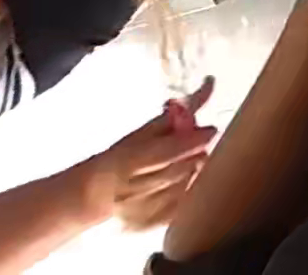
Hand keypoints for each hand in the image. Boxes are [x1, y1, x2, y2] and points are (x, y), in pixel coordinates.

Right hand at [77, 77, 218, 229]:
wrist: (96, 191)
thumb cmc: (128, 152)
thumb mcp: (151, 126)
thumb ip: (184, 107)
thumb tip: (211, 82)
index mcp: (128, 161)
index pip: (170, 151)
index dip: (194, 140)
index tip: (211, 130)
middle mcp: (130, 191)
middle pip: (181, 169)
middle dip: (197, 153)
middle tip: (199, 144)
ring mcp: (137, 212)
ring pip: (185, 186)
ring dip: (194, 170)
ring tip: (188, 161)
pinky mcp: (145, 225)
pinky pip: (181, 206)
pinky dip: (189, 190)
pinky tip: (184, 180)